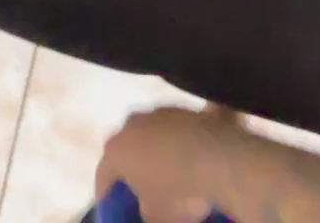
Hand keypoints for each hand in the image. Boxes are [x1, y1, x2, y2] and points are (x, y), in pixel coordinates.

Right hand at [94, 107, 231, 222]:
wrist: (216, 156)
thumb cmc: (177, 191)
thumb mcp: (154, 216)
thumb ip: (142, 208)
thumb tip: (147, 202)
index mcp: (115, 150)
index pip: (103, 176)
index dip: (107, 195)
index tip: (113, 207)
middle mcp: (130, 124)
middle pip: (124, 149)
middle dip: (129, 167)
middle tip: (138, 187)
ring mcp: (156, 111)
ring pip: (148, 134)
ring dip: (152, 150)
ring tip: (166, 170)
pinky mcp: (182, 107)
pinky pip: (171, 129)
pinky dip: (174, 141)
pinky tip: (187, 157)